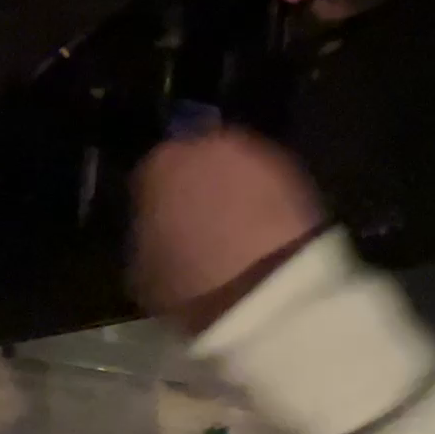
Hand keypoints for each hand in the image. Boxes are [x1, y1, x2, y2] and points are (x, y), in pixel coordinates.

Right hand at [129, 129, 326, 333]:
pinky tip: (253, 232)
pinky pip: (262, 184)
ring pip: (231, 168)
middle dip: (193, 186)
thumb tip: (154, 231)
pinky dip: (256, 201)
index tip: (155, 223)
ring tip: (226, 229)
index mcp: (160, 165)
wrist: (259, 287)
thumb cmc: (186, 282)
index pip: (149, 172)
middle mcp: (206, 145)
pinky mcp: (293, 171)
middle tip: (191, 222)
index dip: (152, 200)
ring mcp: (254, 153)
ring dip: (227, 190)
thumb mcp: (141, 267)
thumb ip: (145, 236)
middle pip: (194, 159)